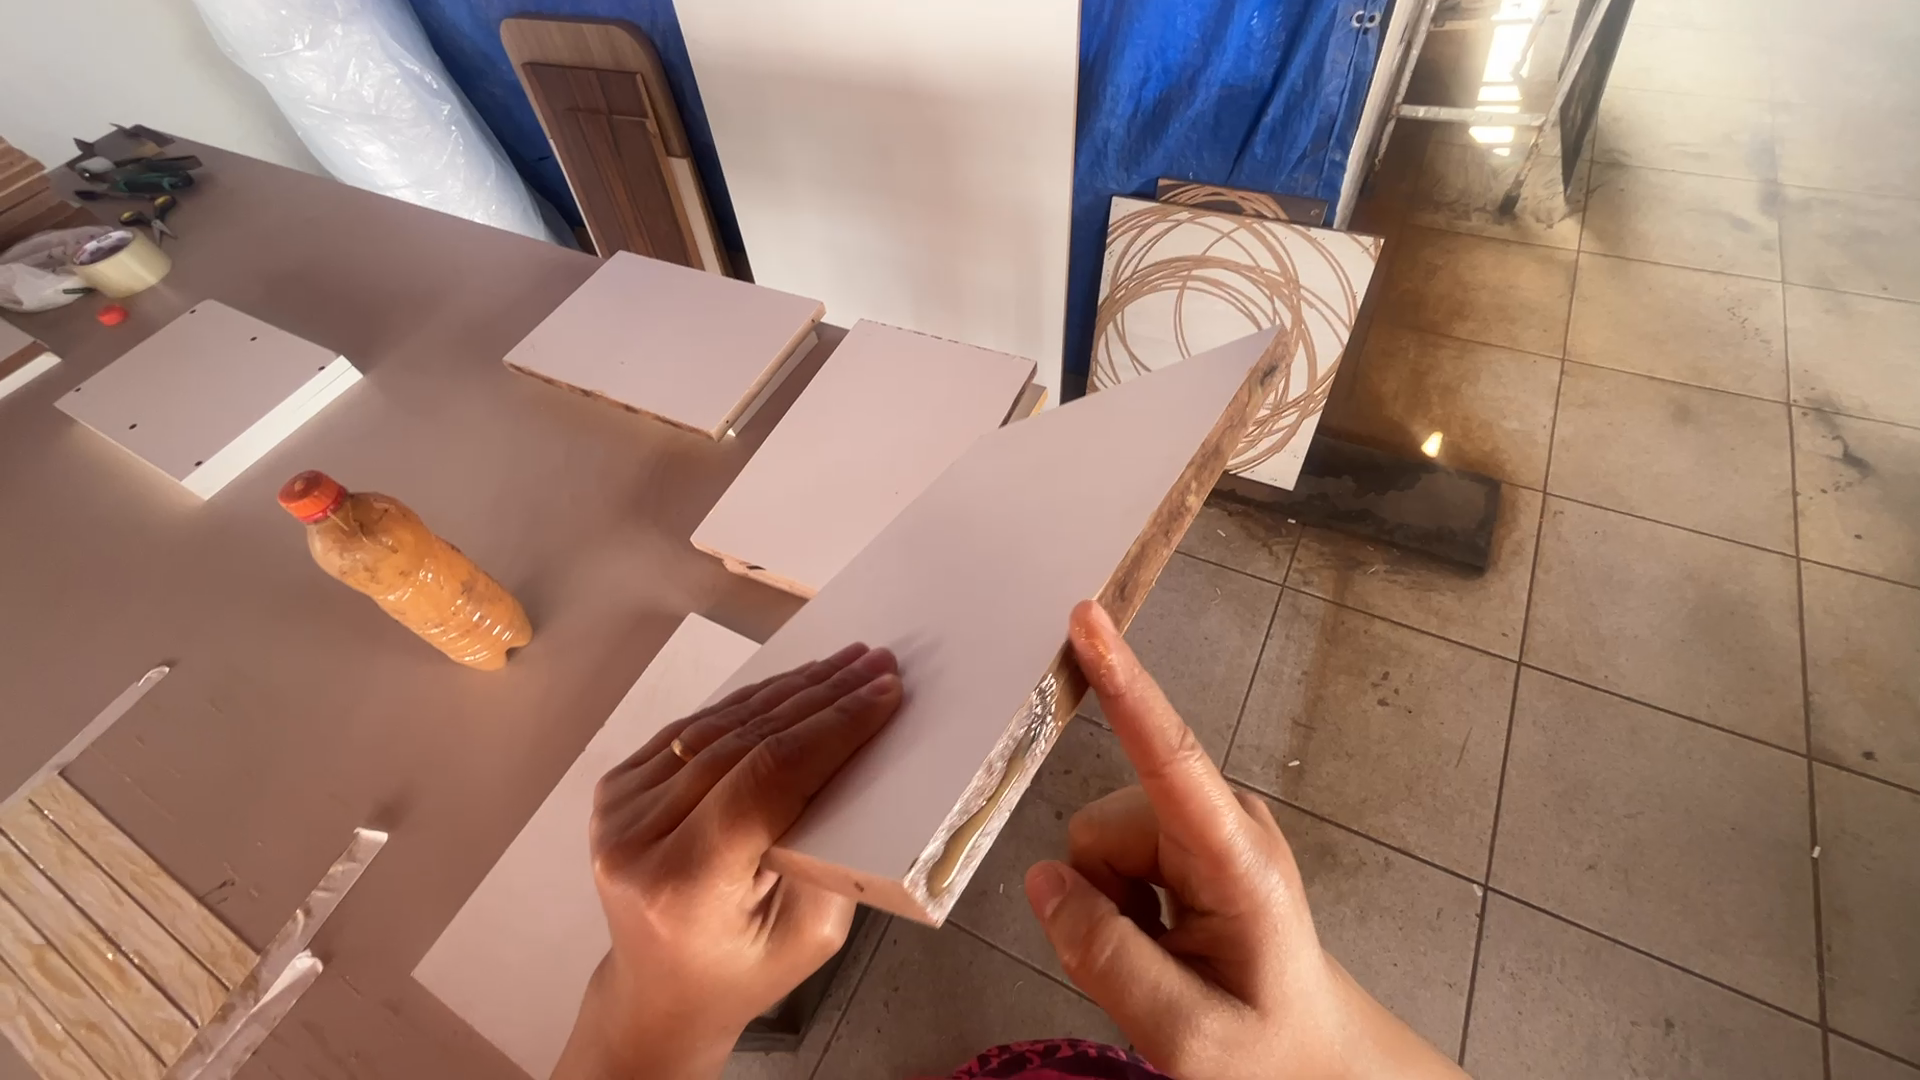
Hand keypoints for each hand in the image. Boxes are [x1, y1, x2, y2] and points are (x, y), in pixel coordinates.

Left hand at [554, 643, 901, 1079]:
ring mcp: (619, 805)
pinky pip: (701, 726)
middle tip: (876, 662)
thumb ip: (832, 850)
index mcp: (684, 883)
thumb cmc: (745, 972)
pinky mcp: (619, 785)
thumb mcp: (811, 935)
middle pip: (748, 738)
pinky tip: (797, 681)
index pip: (771, 775)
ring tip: (846, 662)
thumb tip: (858, 758)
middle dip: (825, 696)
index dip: (834, 725)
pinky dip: (755, 700)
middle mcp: (638, 835)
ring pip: (724, 722)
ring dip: (794, 687)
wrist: (657, 993)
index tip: (885, 690)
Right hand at [1025, 601, 1465, 1079]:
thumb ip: (1106, 957)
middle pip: (1103, 825)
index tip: (1088, 621)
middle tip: (1145, 960)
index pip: (1169, 754)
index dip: (1124, 683)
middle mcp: (1220, 816)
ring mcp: (1205, 820)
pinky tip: (1156, 932)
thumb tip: (1044, 879)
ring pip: (1099, 840)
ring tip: (1156, 951)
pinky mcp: (1189, 831)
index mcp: (1236, 857)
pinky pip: (1111, 850)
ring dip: (1107, 901)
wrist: (1320, 1057)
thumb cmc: (1272, 1052)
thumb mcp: (1189, 1037)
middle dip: (1100, 893)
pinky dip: (1116, 897)